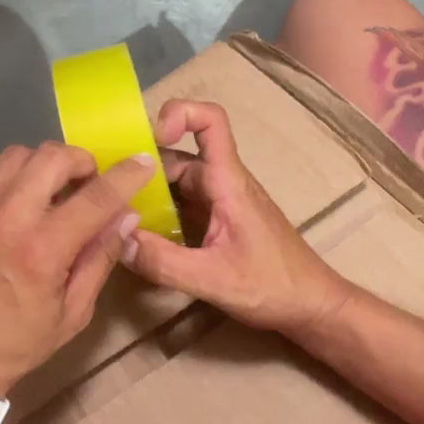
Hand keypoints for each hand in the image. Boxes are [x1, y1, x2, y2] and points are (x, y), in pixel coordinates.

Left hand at [0, 142, 155, 397]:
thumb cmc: (19, 340)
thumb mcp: (74, 311)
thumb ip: (101, 257)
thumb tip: (126, 215)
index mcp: (40, 249)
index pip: (94, 197)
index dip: (125, 175)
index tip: (142, 161)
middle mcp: (4, 216)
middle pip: (51, 156)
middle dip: (80, 160)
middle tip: (88, 180)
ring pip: (18, 155)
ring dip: (44, 165)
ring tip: (53, 189)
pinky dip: (13, 181)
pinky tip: (18, 207)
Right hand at [119, 100, 351, 335]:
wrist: (314, 309)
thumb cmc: (276, 287)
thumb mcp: (216, 281)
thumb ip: (165, 263)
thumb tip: (118, 241)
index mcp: (228, 180)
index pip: (210, 120)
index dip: (179, 113)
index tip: (152, 137)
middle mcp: (220, 180)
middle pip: (174, 154)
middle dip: (141, 167)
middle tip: (108, 190)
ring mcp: (216, 199)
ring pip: (171, 179)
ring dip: (144, 191)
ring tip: (114, 212)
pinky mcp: (212, 219)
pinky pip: (175, 201)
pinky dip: (154, 210)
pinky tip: (136, 233)